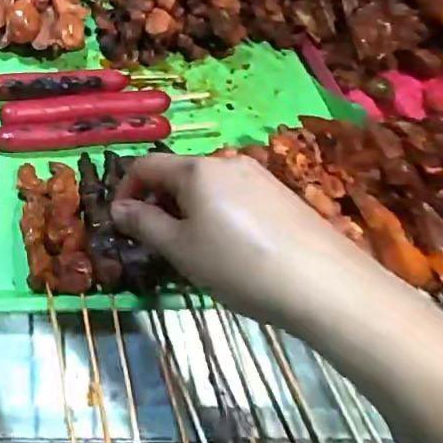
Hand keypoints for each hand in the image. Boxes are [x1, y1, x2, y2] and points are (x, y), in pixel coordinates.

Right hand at [111, 153, 397, 334]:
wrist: (323, 283)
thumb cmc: (239, 265)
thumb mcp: (181, 249)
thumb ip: (144, 224)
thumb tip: (119, 208)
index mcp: (196, 168)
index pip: (146, 165)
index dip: (126, 190)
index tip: (120, 223)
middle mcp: (225, 160)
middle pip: (178, 173)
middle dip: (159, 202)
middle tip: (158, 243)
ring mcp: (256, 174)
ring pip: (207, 185)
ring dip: (188, 209)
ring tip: (196, 250)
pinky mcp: (279, 192)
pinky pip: (234, 195)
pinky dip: (218, 213)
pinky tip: (233, 249)